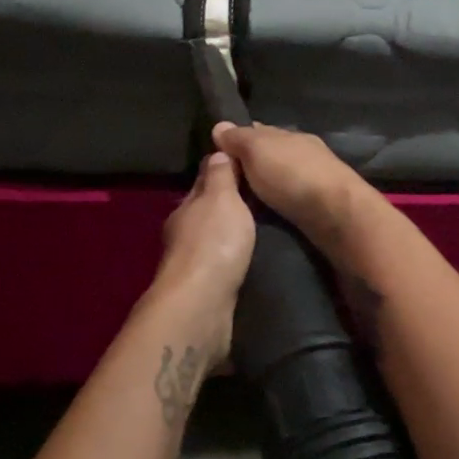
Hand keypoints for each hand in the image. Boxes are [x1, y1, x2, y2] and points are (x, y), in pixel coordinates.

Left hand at [153, 151, 254, 351]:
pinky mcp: (209, 291)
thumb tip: (217, 150)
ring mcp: (196, 265)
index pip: (206, 180)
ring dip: (238, 234)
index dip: (226, 168)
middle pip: (211, 211)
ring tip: (272, 226)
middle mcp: (186, 234)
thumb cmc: (213, 244)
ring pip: (219, 240)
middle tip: (270, 194)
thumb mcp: (221, 198)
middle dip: (235, 204)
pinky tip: (259, 257)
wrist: (202, 307)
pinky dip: (239, 259)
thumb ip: (220, 176)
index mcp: (186, 208)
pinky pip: (227, 266)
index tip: (252, 161)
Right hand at [210, 123, 371, 240]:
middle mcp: (303, 154)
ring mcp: (313, 180)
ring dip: (263, 185)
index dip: (237, 139)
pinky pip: (288, 198)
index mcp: (290, 136)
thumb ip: (239, 139)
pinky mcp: (318, 206)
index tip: (215, 153)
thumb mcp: (258, 150)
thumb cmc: (292, 175)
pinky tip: (264, 212)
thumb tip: (220, 125)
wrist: (335, 213)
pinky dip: (275, 202)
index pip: (258, 132)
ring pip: (280, 177)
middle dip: (249, 165)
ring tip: (237, 200)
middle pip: (269, 155)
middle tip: (221, 182)